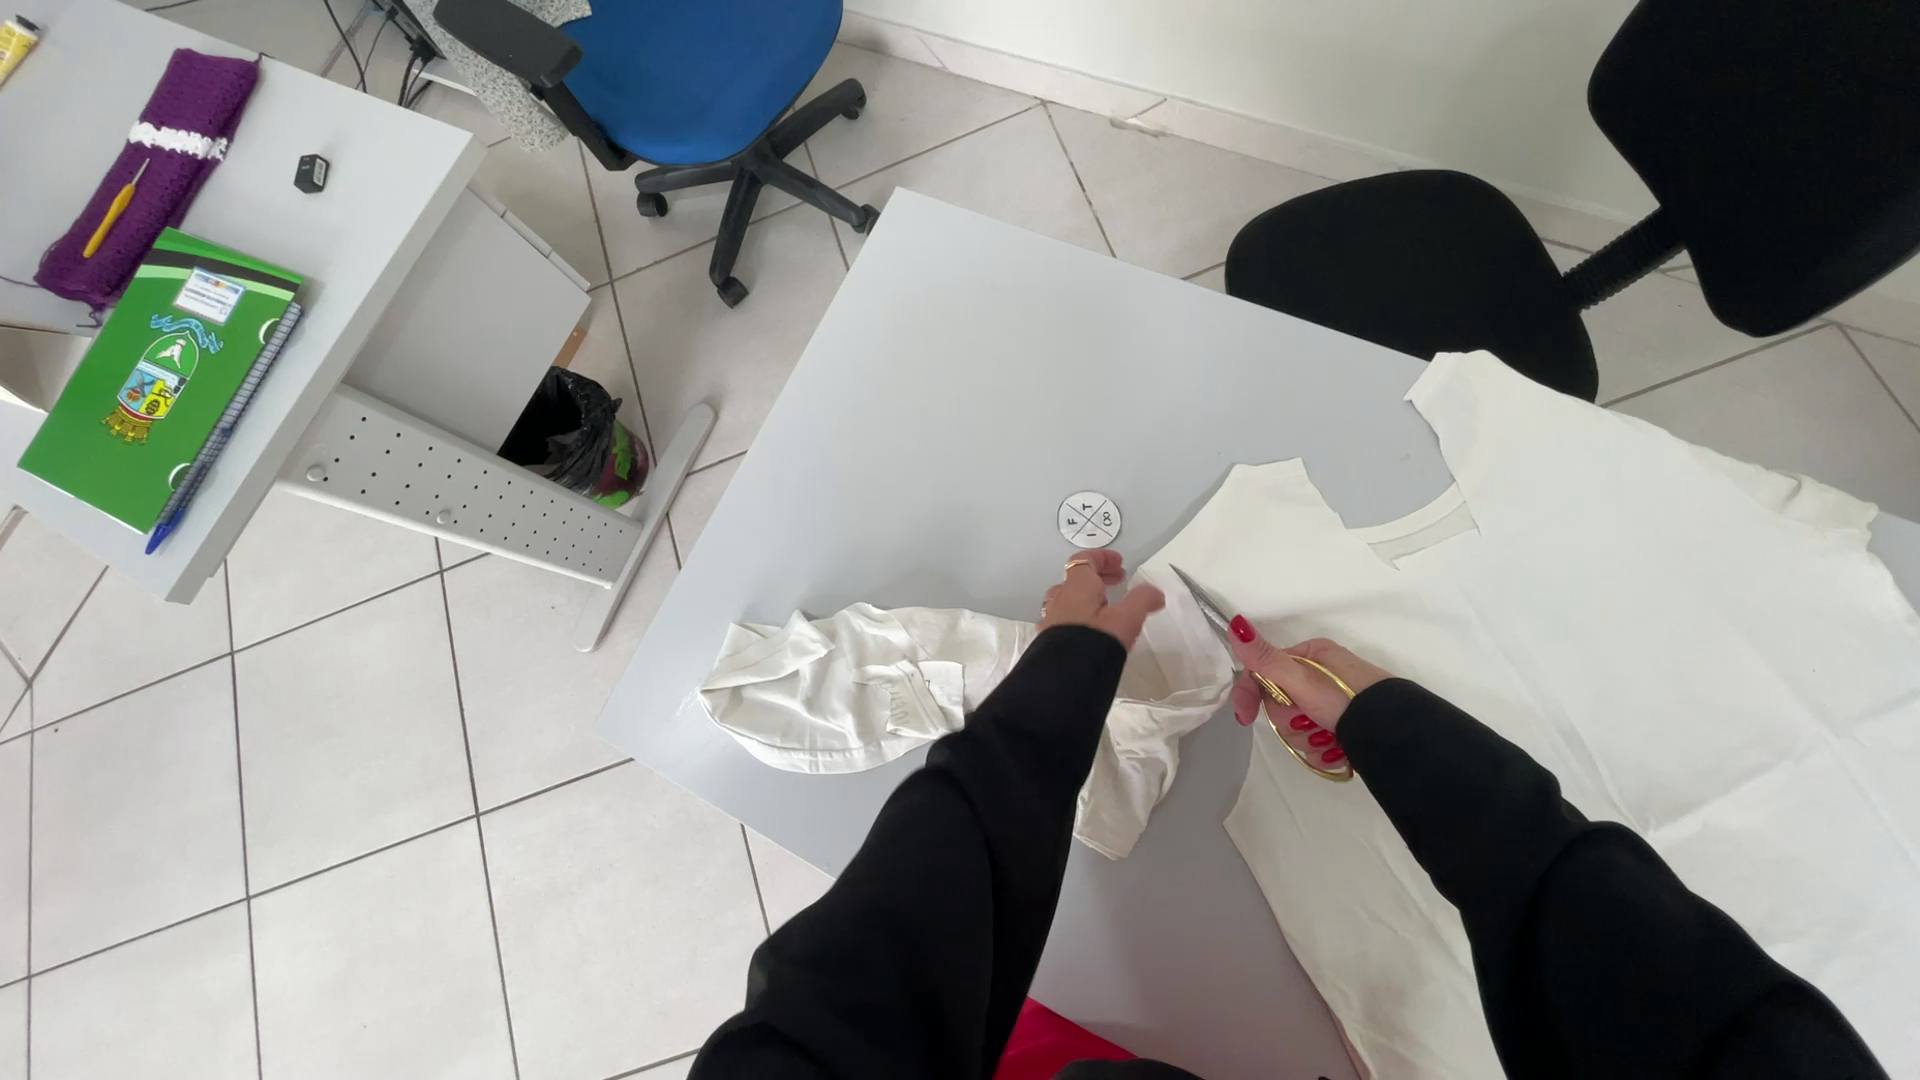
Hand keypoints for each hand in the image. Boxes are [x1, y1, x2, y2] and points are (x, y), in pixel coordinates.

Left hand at [1039, 548, 1165, 649]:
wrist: (1064, 677)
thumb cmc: (1096, 640)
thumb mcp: (1127, 619)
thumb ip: (1142, 601)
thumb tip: (1156, 593)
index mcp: (1077, 586)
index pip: (1084, 560)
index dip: (1102, 557)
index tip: (1119, 563)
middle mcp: (1059, 598)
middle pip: (1075, 578)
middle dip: (1098, 577)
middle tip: (1117, 582)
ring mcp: (1049, 619)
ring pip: (1066, 599)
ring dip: (1085, 598)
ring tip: (1104, 608)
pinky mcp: (1046, 639)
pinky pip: (1061, 618)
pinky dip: (1076, 616)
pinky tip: (1088, 631)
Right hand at [1228, 628, 1391, 764]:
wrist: (1396, 736)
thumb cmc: (1347, 701)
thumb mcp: (1301, 680)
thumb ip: (1265, 658)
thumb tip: (1234, 623)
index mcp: (1312, 655)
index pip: (1264, 673)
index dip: (1250, 696)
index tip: (1245, 719)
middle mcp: (1322, 675)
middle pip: (1280, 704)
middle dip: (1290, 723)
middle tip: (1309, 726)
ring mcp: (1334, 701)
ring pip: (1297, 725)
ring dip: (1307, 739)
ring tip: (1328, 741)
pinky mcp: (1346, 725)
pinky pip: (1318, 740)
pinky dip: (1323, 750)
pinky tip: (1338, 750)